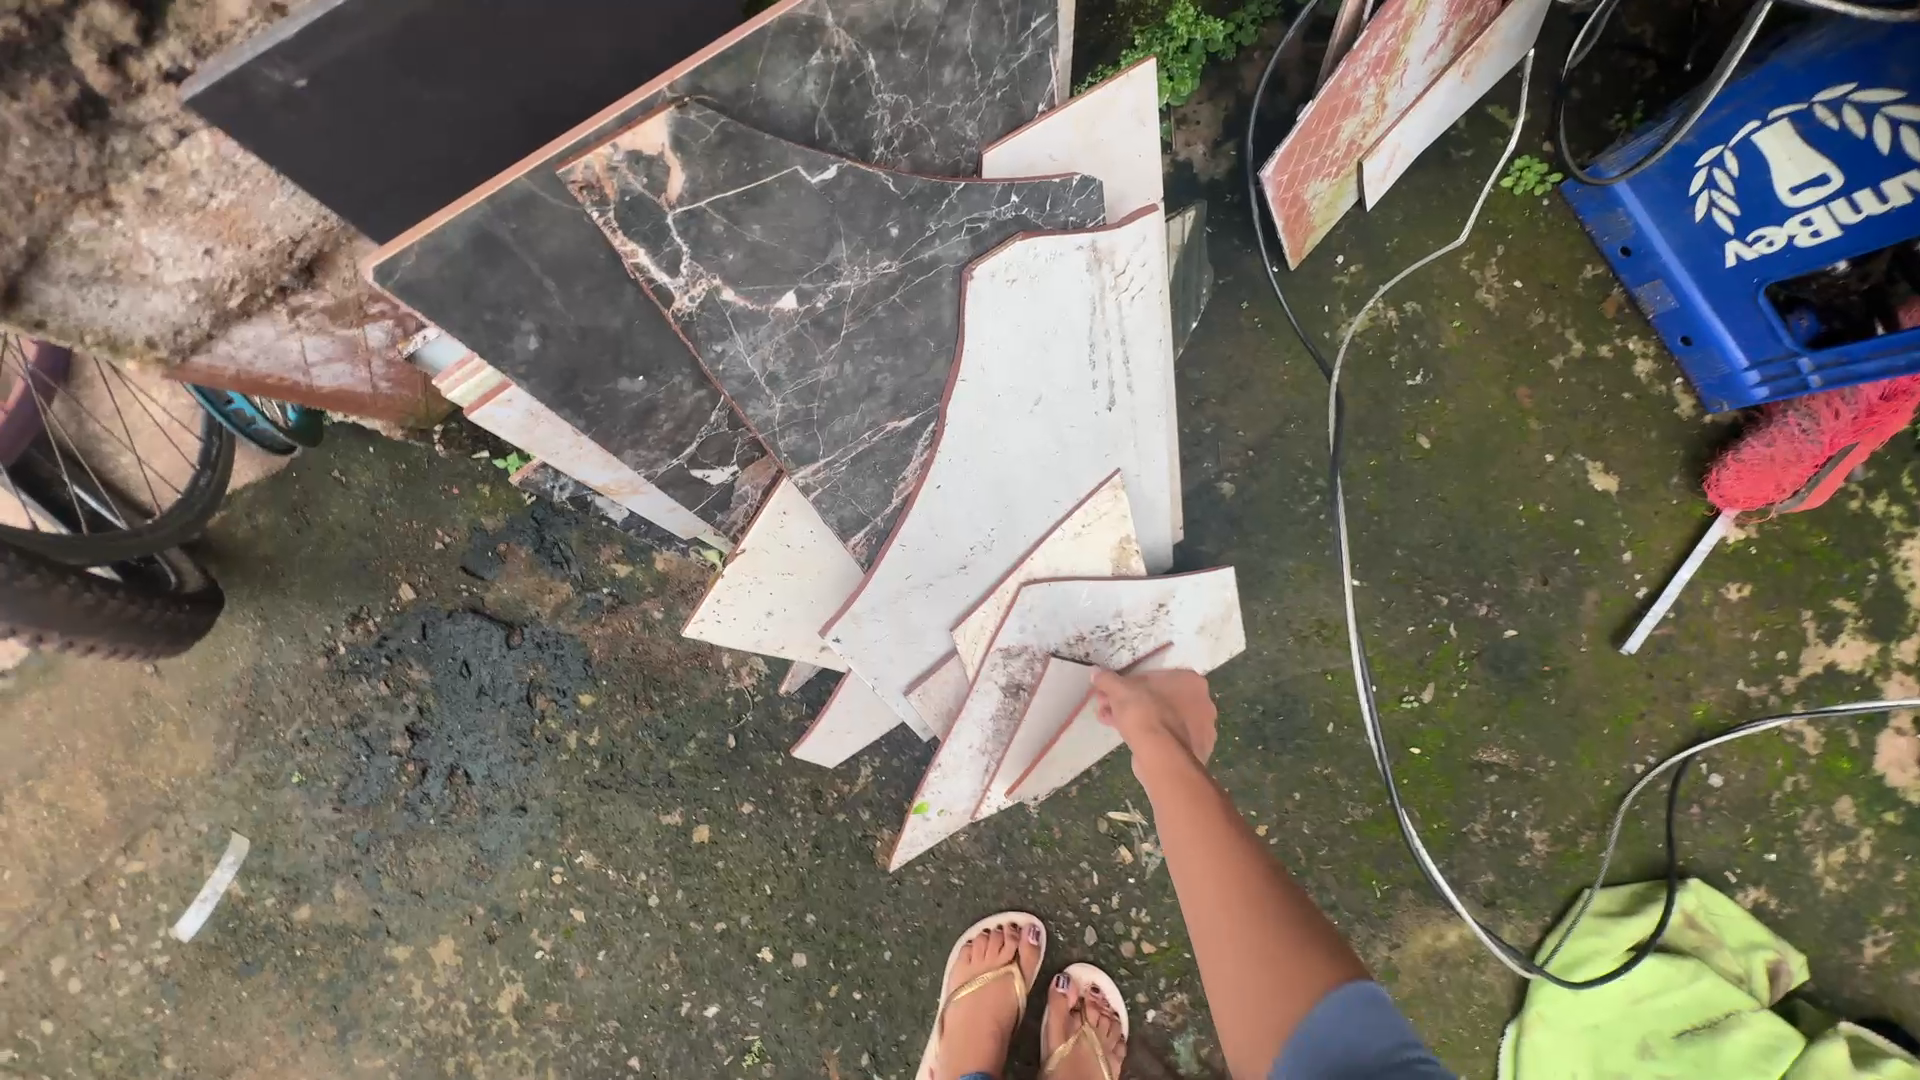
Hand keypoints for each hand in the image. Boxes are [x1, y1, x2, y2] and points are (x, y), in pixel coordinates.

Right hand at [1090, 668, 1218, 772]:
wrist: (1161, 756)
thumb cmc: (1144, 713)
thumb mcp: (1119, 690)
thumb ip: (1108, 679)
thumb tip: (1096, 672)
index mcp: (1191, 681)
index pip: (1157, 676)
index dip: (1130, 683)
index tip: (1113, 691)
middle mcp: (1203, 703)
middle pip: (1158, 698)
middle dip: (1129, 702)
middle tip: (1107, 706)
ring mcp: (1201, 729)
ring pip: (1161, 718)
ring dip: (1134, 718)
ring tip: (1109, 722)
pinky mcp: (1194, 750)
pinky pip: (1166, 736)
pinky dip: (1148, 734)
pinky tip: (1126, 737)